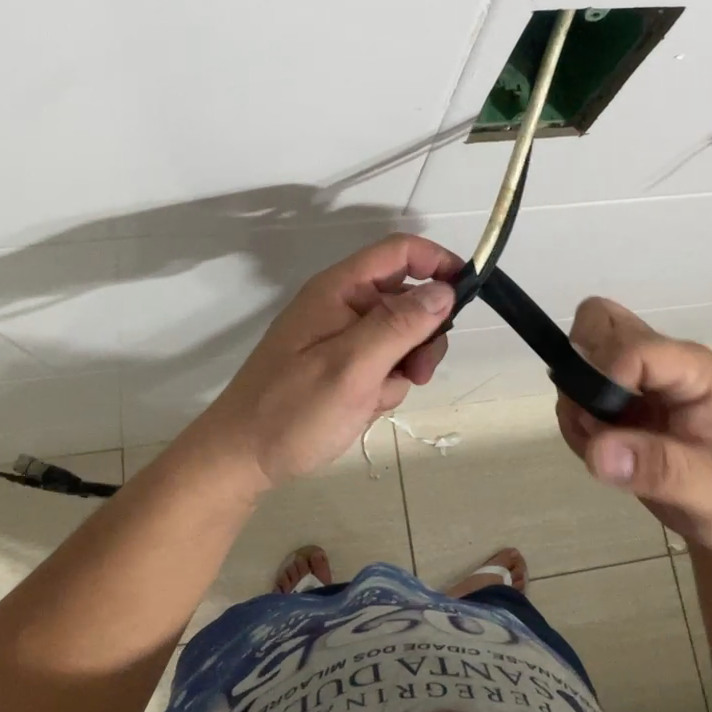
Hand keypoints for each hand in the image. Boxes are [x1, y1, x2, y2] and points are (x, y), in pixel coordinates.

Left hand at [184, 233, 460, 491]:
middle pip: (407, 297)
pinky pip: (385, 364)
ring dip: (405, 365)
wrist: (243, 458)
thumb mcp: (353, 367)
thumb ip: (400, 325)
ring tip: (379, 396)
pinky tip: (366, 406)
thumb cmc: (292, 410)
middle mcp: (343, 306)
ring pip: (402, 336)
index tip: (468, 293)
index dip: (437, 263)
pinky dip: (386, 384)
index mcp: (339, 290)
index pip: (399, 253)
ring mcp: (342, 338)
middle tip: (418, 371)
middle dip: (423, 333)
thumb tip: (445, 290)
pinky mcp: (343, 367)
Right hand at [555, 296, 711, 559]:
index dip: (604, 378)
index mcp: (692, 368)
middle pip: (597, 322)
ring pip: (577, 355)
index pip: (632, 346)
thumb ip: (658, 468)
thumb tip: (597, 451)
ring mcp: (635, 376)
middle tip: (598, 424)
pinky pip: (572, 392)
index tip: (601, 429)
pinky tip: (605, 453)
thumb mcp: (711, 490)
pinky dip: (574, 422)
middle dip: (582, 373)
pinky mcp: (614, 398)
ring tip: (608, 450)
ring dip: (575, 404)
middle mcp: (661, 360)